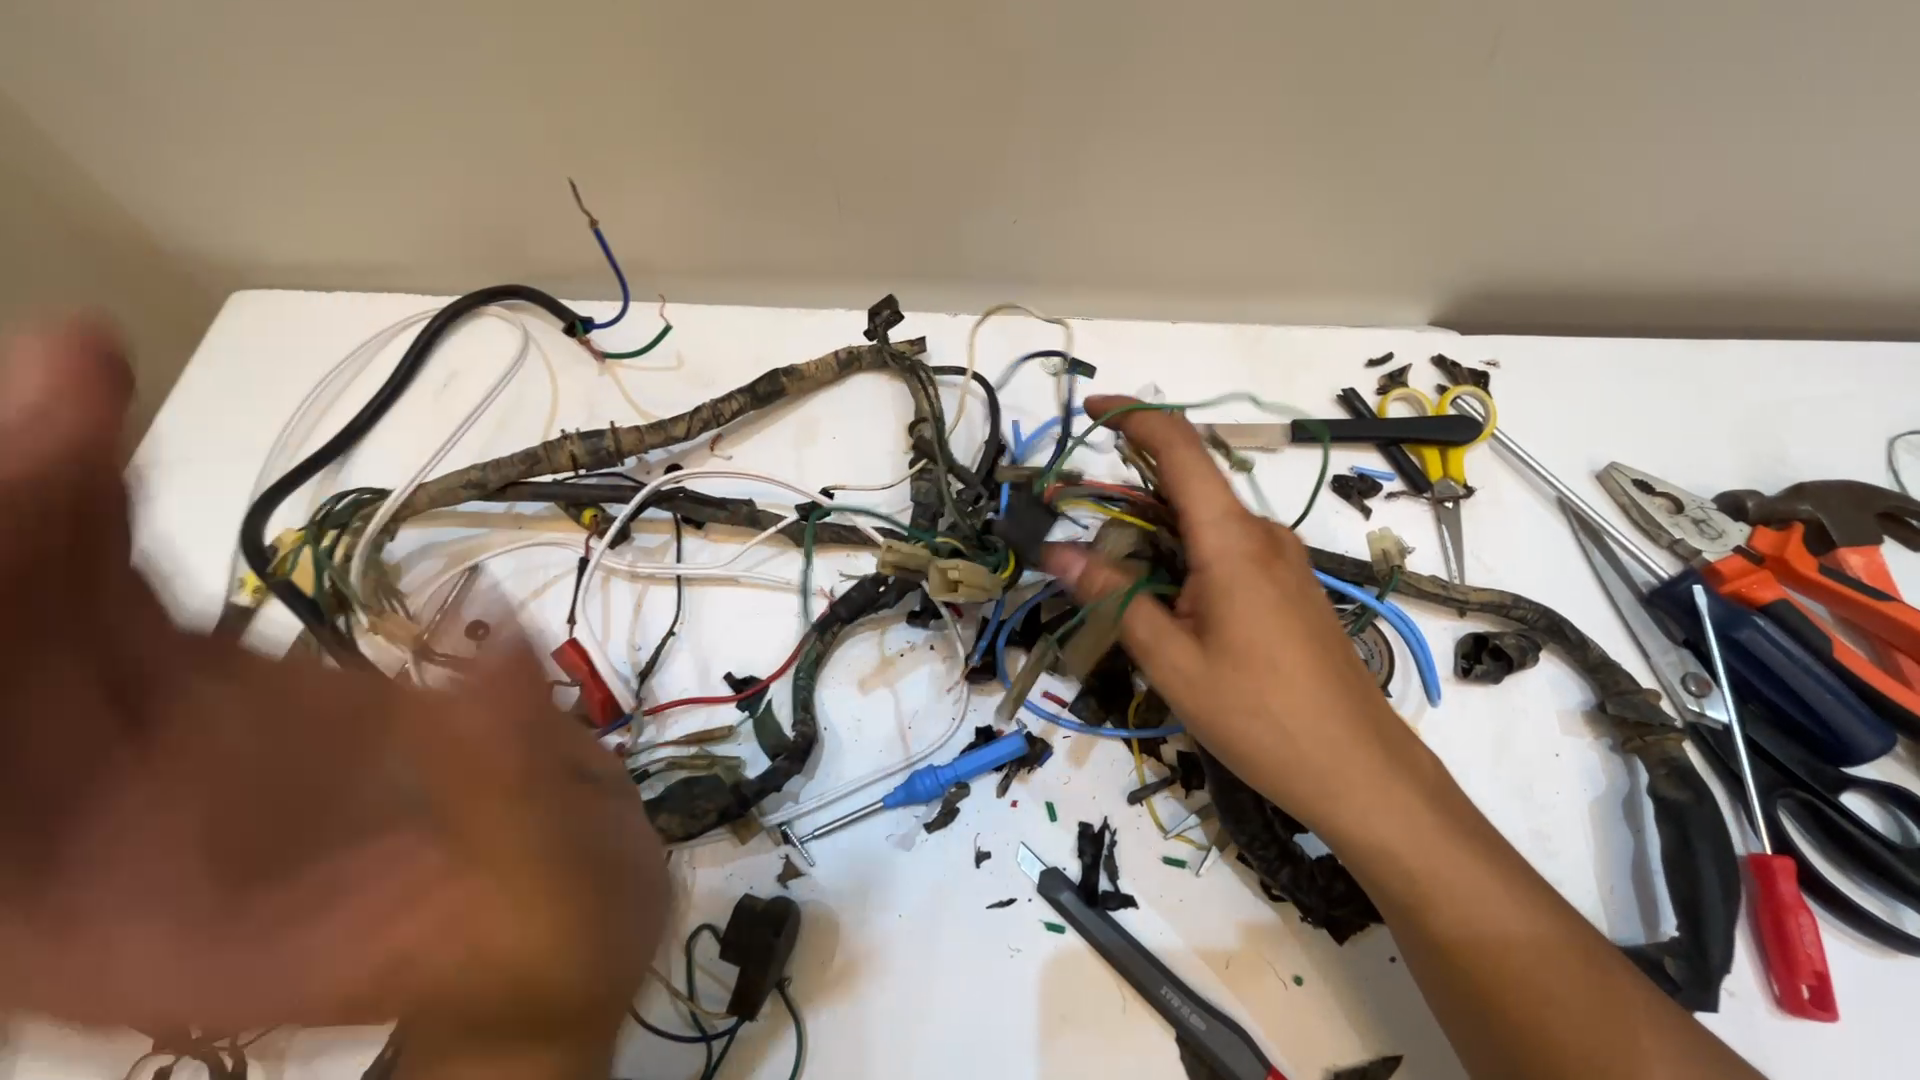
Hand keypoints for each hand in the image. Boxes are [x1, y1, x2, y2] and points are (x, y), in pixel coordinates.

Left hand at [0, 319, 668, 1071]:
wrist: (563, 911)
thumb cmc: (551, 935)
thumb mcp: (547, 885)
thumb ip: (506, 776)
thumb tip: (489, 635)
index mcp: (139, 928)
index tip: (31, 515)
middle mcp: (102, 837)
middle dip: (2, 538)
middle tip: (64, 390)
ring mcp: (158, 751)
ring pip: (30, 619)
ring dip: (34, 496)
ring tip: (81, 369)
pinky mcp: (226, 689)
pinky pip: (120, 593)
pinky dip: (101, 507)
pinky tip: (113, 427)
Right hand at [1042, 395, 1448, 839]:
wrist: (1357, 768)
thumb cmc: (1258, 716)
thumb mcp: (1170, 660)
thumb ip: (1112, 597)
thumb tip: (1055, 551)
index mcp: (1232, 539)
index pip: (1180, 447)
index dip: (1133, 417)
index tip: (1090, 410)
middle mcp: (1261, 534)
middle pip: (1186, 488)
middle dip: (1128, 501)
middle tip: (1082, 551)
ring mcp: (1281, 559)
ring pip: (1204, 525)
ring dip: (1154, 540)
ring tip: (1117, 592)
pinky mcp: (1288, 586)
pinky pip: (1226, 551)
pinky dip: (1183, 561)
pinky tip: (1165, 609)